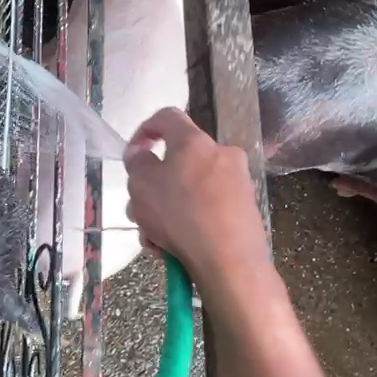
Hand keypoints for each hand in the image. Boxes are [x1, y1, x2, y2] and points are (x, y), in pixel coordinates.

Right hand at [123, 107, 268, 282]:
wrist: (230, 260)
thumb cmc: (181, 215)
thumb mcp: (141, 185)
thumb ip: (136, 163)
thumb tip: (141, 154)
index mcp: (194, 142)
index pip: (167, 116)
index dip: (143, 130)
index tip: (133, 154)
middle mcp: (221, 155)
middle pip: (176, 161)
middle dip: (153, 186)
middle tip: (139, 210)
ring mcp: (236, 183)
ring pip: (187, 189)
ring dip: (165, 210)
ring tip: (153, 238)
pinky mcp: (243, 209)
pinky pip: (204, 208)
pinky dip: (186, 222)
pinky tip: (172, 247)